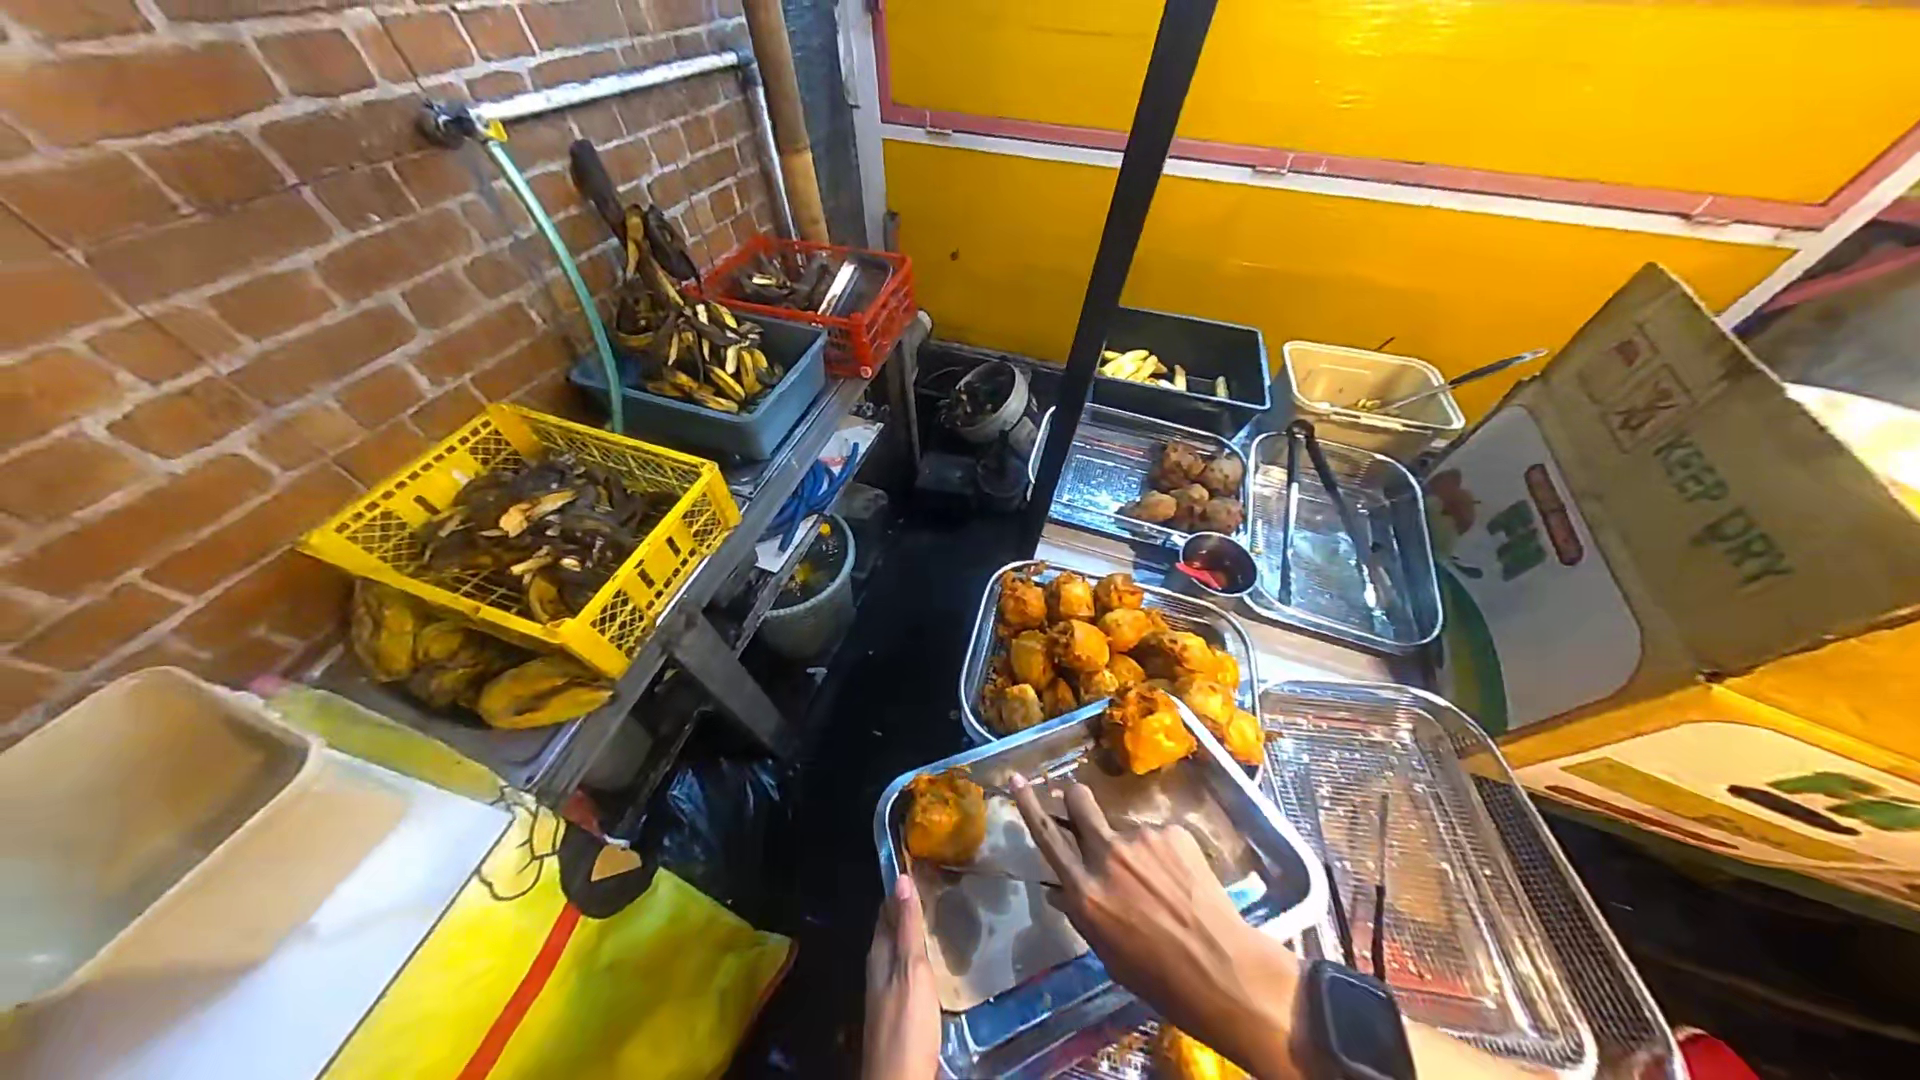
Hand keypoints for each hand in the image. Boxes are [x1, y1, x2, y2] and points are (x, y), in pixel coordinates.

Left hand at [863, 873, 939, 1079]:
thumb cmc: (906, 1022)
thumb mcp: (911, 970)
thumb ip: (908, 928)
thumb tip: (901, 879)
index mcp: (879, 952)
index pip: (887, 909)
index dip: (901, 889)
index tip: (922, 867)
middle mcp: (879, 966)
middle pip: (892, 928)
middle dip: (910, 908)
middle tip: (938, 886)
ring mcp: (888, 989)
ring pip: (901, 949)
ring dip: (917, 932)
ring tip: (942, 916)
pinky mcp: (900, 1007)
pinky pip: (909, 969)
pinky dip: (921, 955)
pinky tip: (937, 959)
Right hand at [1011, 776, 1303, 1078]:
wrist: (1222, 969)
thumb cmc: (1157, 975)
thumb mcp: (1105, 950)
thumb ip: (1080, 910)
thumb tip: (1058, 889)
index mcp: (1083, 888)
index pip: (1046, 834)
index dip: (1028, 803)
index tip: (1017, 777)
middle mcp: (1106, 854)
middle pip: (1079, 801)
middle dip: (1076, 798)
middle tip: (1082, 808)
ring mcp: (1140, 838)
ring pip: (1124, 826)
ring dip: (1131, 845)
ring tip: (1159, 882)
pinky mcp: (1172, 832)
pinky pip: (1158, 836)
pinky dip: (1164, 854)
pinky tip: (1182, 882)